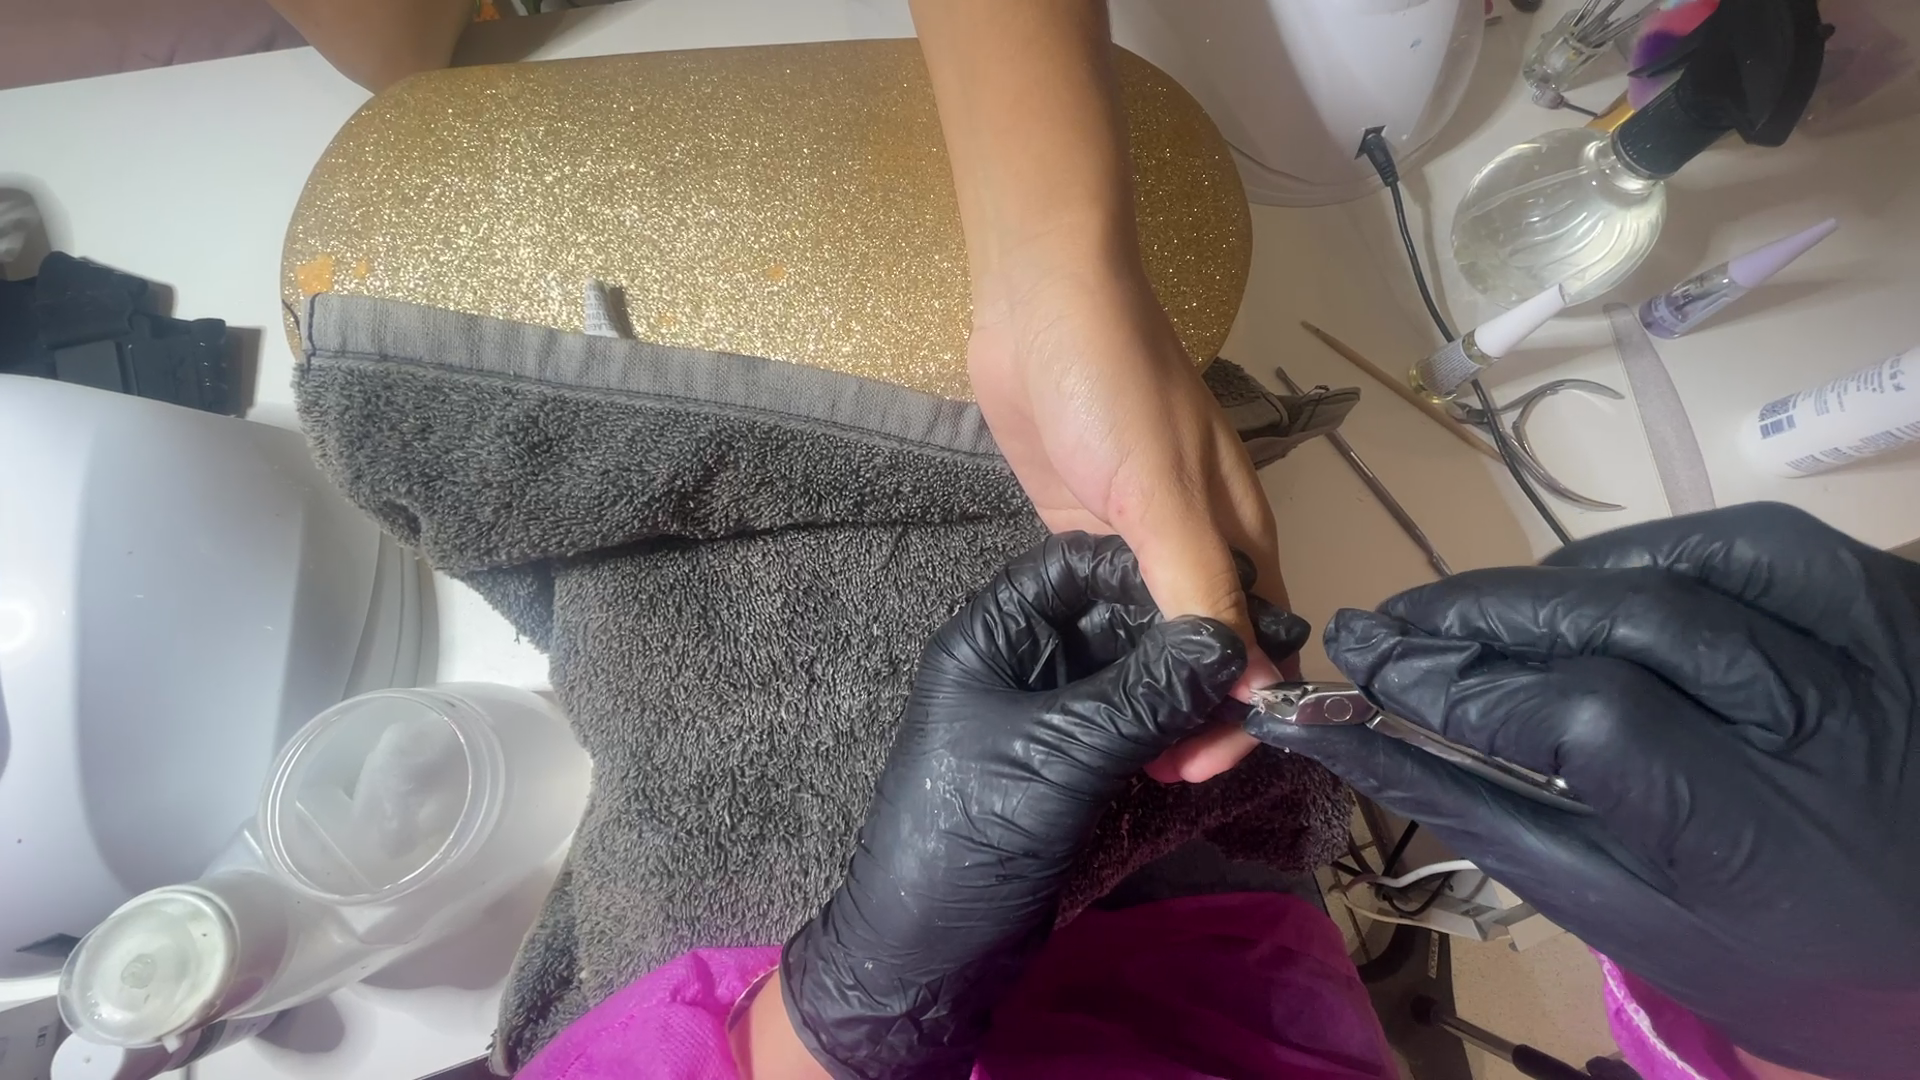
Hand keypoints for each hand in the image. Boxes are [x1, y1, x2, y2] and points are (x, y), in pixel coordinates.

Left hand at [780, 533, 1308, 1079]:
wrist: (934, 947)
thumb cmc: (969, 836)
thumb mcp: (1057, 758)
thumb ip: (1143, 696)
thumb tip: (1232, 645)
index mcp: (997, 628)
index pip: (1080, 565)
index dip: (1153, 572)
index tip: (1228, 600)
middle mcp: (1029, 650)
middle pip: (1120, 615)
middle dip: (1184, 641)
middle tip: (1259, 675)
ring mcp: (1057, 699)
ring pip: (1139, 666)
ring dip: (1189, 691)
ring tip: (1240, 725)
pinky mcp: (1081, 744)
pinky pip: (1141, 711)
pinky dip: (1177, 724)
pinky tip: (1210, 747)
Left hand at [969, 263, 1292, 782]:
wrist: (1039, 309)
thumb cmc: (1115, 389)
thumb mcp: (1166, 492)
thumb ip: (1203, 587)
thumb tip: (1248, 686)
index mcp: (1236, 538)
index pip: (1260, 648)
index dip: (1241, 713)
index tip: (1196, 766)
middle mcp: (1192, 546)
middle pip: (1205, 648)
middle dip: (1186, 710)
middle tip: (1143, 769)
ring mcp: (1132, 539)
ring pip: (1150, 630)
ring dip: (1139, 682)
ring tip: (1104, 742)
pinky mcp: (1080, 529)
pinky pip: (1099, 600)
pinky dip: (1096, 641)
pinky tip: (1071, 679)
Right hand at [1247, 504, 1919, 1079]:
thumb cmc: (1748, 943)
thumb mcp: (1592, 896)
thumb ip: (1451, 799)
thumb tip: (1319, 732)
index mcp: (1772, 842)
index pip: (1588, 717)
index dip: (1458, 683)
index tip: (1364, 668)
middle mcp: (1846, 732)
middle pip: (1626, 621)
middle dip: (1476, 614)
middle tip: (1384, 622)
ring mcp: (1891, 653)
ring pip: (1684, 564)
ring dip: (1544, 581)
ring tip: (1467, 611)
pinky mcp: (1900, 605)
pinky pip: (1747, 542)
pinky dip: (1634, 554)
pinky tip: (1576, 588)